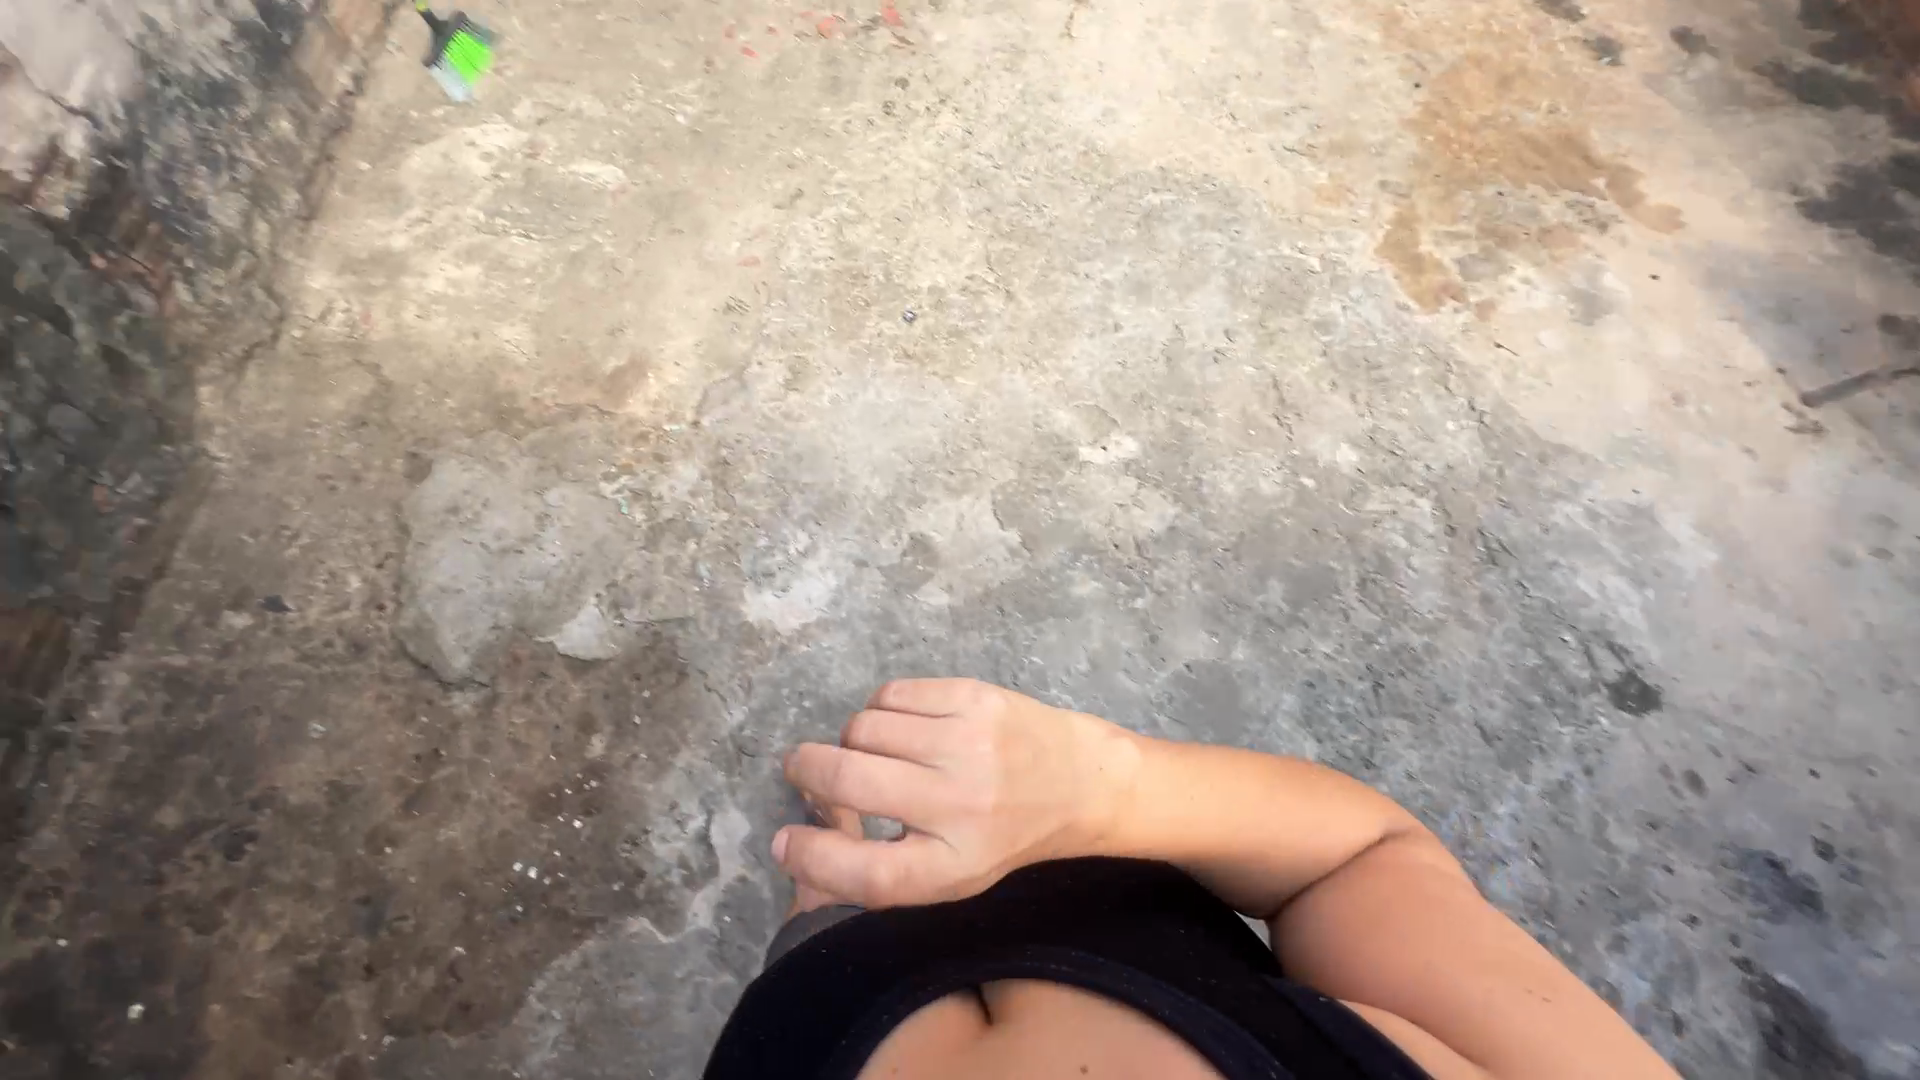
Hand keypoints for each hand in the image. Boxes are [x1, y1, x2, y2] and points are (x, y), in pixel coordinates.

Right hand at [772, 678, 1140, 907]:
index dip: (810, 857)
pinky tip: (906, 725)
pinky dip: (882, 710)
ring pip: (862, 728)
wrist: (1079, 781)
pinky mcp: (973, 697)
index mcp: (952, 866)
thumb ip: (879, 868)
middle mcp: (958, 805)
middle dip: (807, 768)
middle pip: (847, 780)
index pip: (863, 872)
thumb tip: (794, 844)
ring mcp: (966, 742)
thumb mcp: (950, 874)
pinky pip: (890, 694)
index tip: (783, 840)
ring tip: (881, 751)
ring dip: (854, 740)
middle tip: (804, 768)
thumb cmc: (1003, 835)